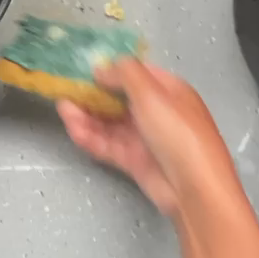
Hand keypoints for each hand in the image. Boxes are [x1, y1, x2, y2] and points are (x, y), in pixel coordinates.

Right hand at [57, 59, 241, 221]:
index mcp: (167, 90)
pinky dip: (90, 137)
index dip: (111, 69)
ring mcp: (144, 137)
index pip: (135, 73)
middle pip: (118, 98)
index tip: (85, 67)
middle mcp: (155, 111)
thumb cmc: (177, 132)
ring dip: (85, 115)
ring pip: (109, 122)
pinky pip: (107, 144)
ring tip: (63, 109)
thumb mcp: (152, 93)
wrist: (195, 189)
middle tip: (66, 89)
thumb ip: (124, 73)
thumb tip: (102, 69)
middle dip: (92, 93)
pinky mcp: (133, 161)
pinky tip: (73, 129)